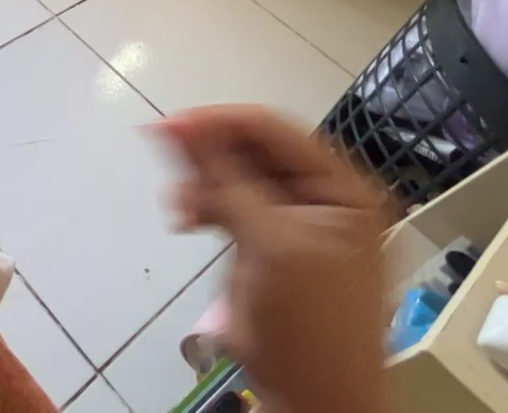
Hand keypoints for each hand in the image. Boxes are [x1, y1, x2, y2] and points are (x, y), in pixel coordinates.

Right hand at [157, 106, 390, 412]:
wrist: (315, 398)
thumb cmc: (309, 322)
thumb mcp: (272, 244)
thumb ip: (229, 179)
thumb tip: (184, 124)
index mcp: (341, 188)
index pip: (271, 129)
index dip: (218, 122)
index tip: (168, 128)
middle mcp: (317, 194)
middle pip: (246, 148)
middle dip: (204, 159)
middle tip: (167, 168)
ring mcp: (288, 216)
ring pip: (228, 172)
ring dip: (197, 184)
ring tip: (178, 210)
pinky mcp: (261, 235)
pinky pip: (223, 199)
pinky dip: (199, 204)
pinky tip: (185, 220)